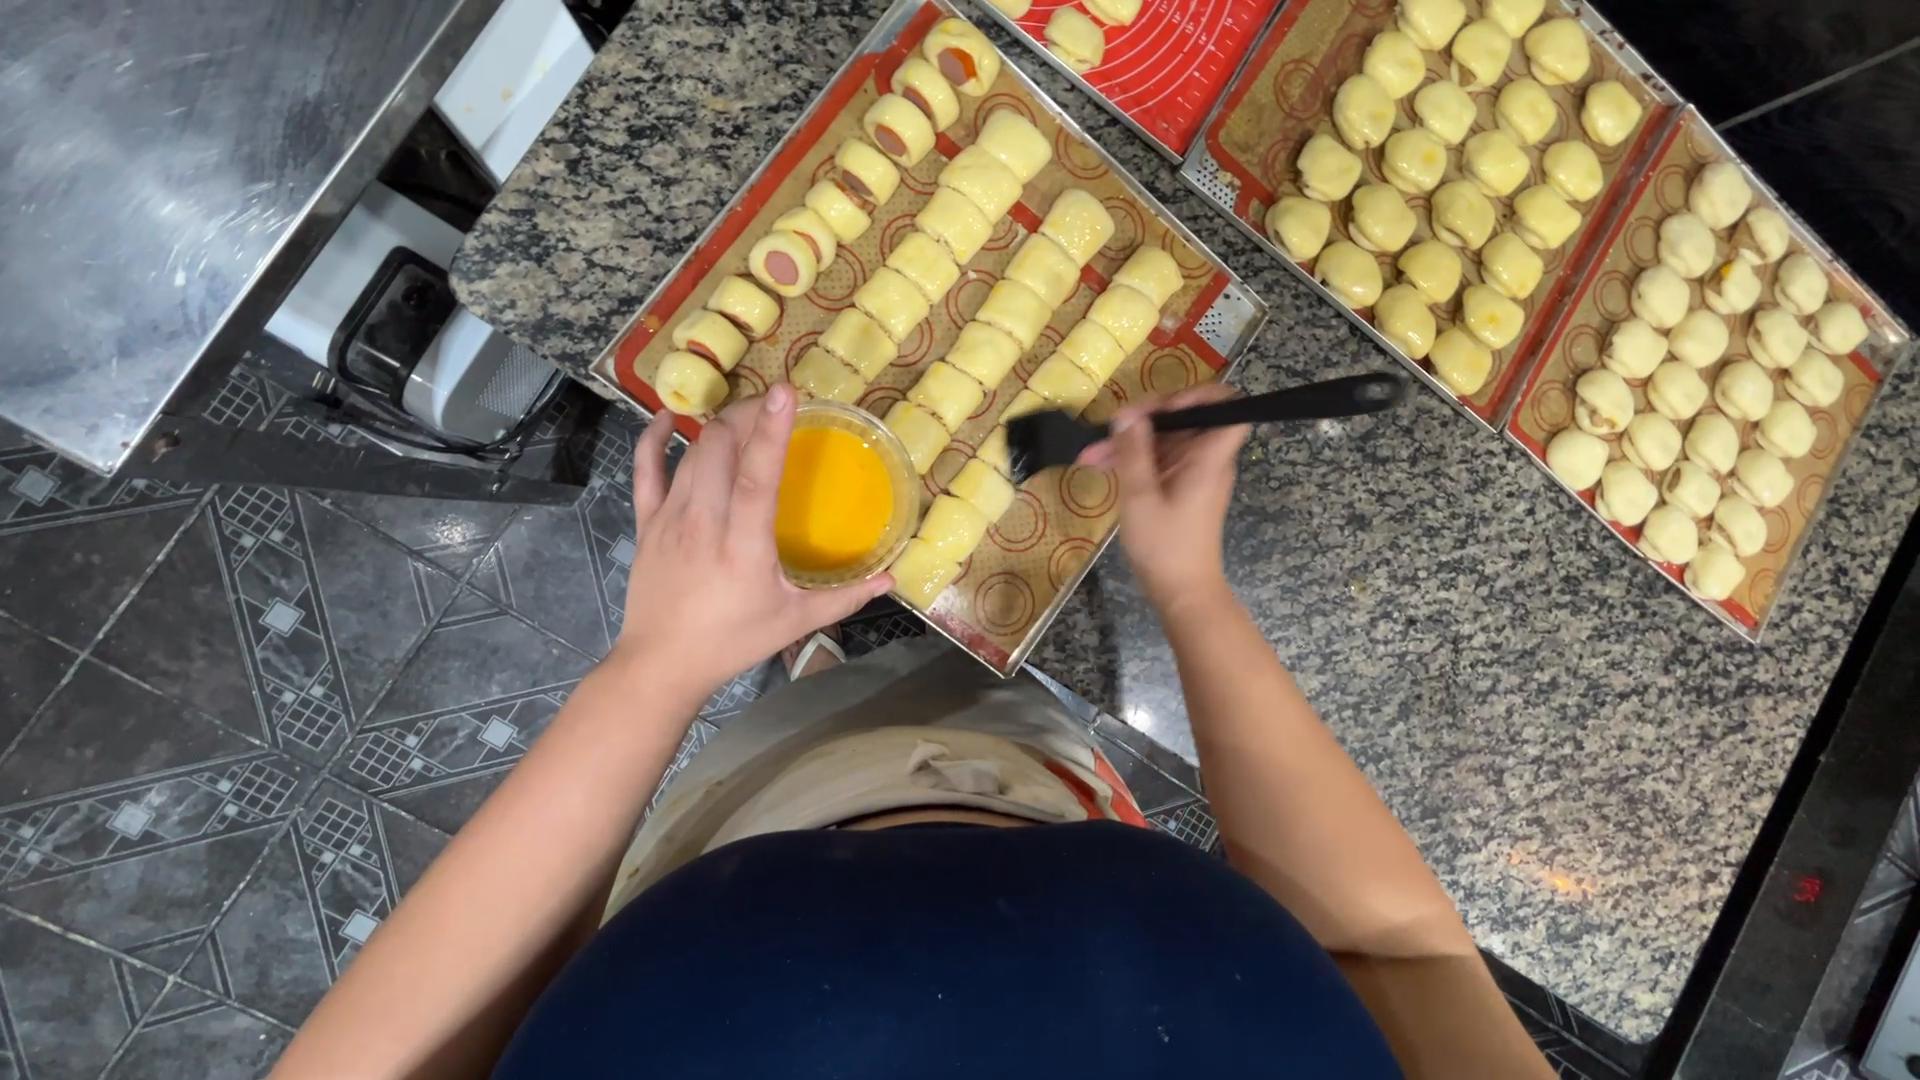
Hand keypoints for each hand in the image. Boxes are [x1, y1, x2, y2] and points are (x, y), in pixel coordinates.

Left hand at [614, 385, 892, 701]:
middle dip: (746, 416)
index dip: (770, 432)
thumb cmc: (733, 642)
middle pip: (720, 449)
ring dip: (719, 427)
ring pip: (692, 454)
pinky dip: (653, 439)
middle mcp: (703, 523)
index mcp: (743, 547)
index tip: (784, 393)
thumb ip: (845, 598)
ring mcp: (670, 520)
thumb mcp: (795, 623)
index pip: (757, 478)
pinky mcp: (647, 524)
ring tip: (744, 415)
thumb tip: (891, 578)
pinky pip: (646, 471)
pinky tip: (666, 417)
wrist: (662, 665)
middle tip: (772, 407)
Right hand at [1077, 383, 1248, 617]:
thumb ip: (1133, 451)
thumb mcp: (1140, 496)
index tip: (1162, 408)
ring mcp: (1193, 474)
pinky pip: (1159, 461)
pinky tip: (1100, 466)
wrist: (1181, 592)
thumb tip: (1127, 414)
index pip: (1228, 406)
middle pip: (1185, 419)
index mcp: (1209, 457)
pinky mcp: (1180, 489)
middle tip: (1110, 428)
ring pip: (1165, 441)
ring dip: (1129, 443)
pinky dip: (1133, 461)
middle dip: (1144, 419)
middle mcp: (1206, 460)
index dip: (1198, 395)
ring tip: (1090, 454)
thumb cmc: (1164, 546)